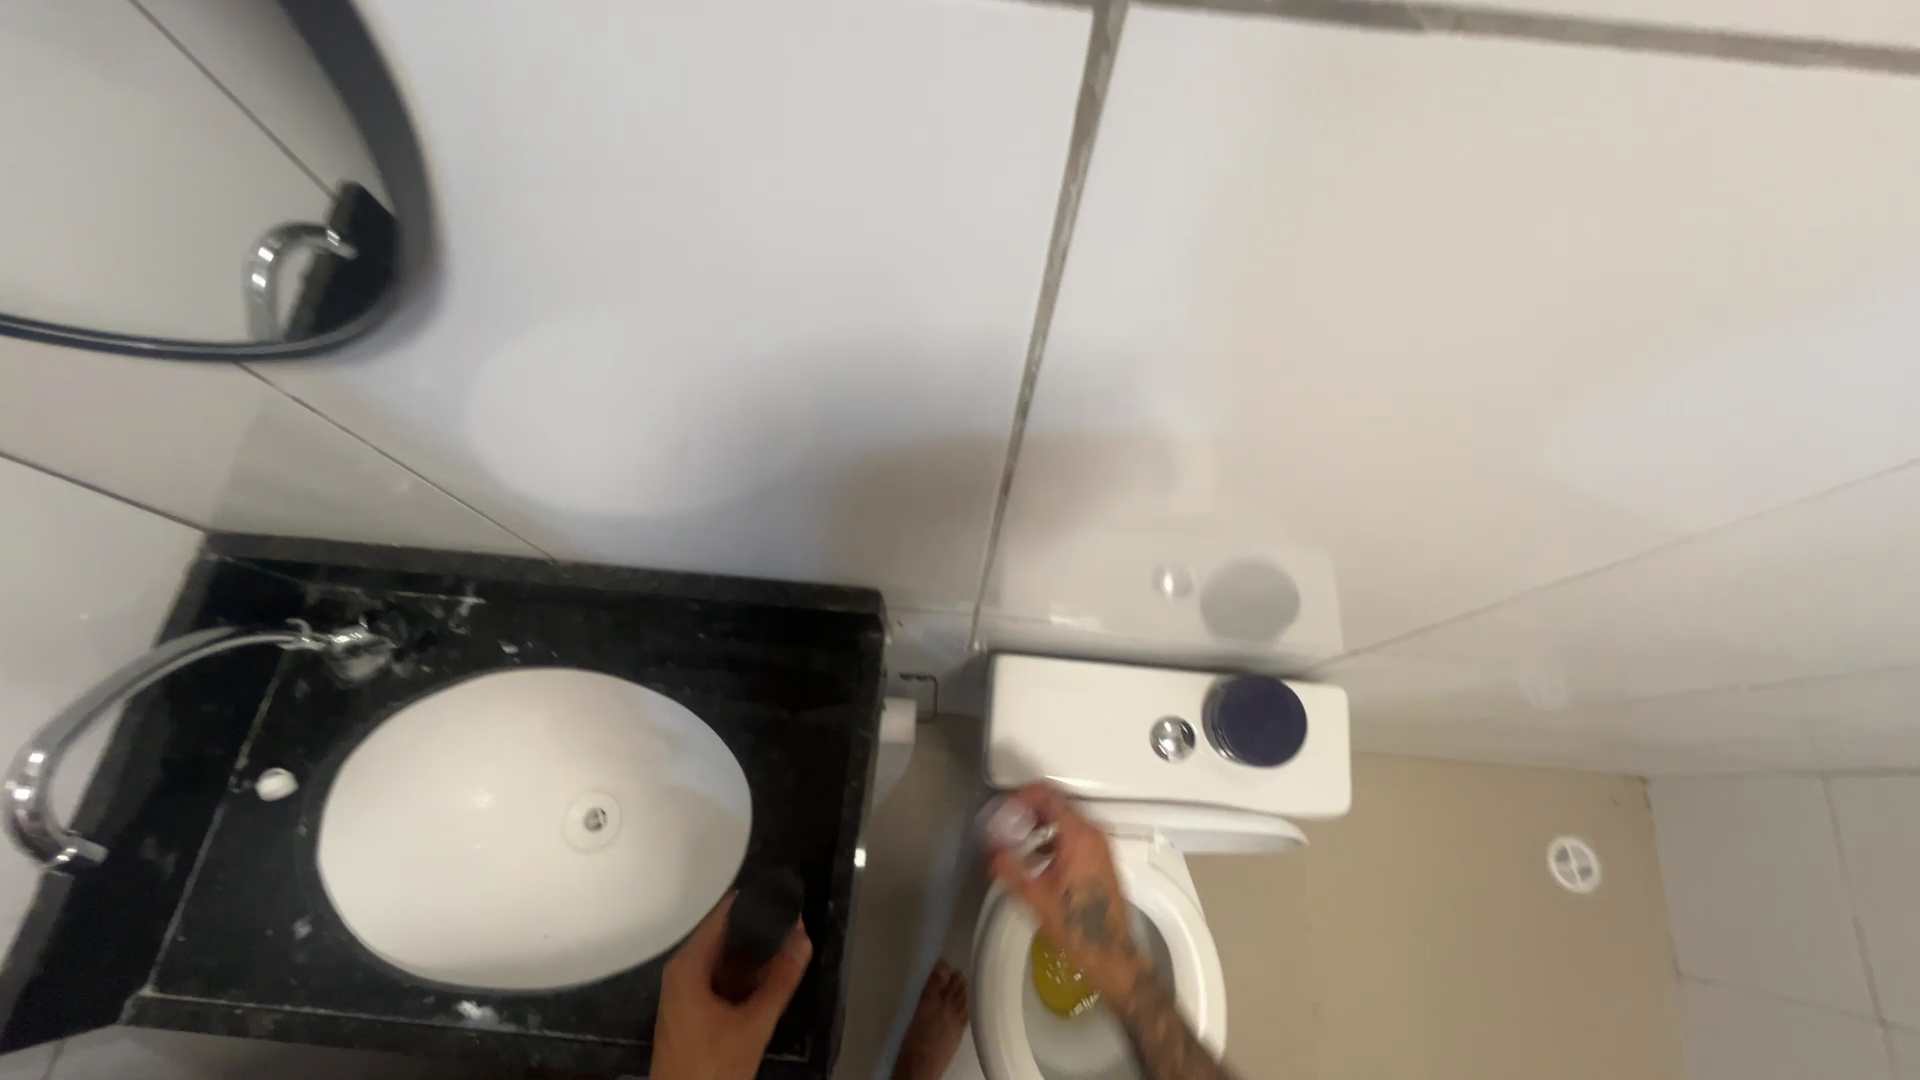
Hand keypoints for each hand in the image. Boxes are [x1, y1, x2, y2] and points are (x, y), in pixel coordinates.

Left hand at [650, 893, 811, 1079]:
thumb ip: (781, 980)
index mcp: (688, 965)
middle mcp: (680, 970)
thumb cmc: (712, 1070)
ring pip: (721, 956)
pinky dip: (740, 972)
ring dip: (751, 952)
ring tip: (787, 941)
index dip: (754, 901)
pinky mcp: (687, 1009)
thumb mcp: (754, 1026)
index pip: (722, 913)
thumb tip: (804, 938)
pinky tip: (766, 975)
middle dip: (757, 927)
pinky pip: (716, 975)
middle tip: (793, 920)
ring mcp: (681, 991)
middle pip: (722, 933)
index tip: (784, 894)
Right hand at [985, 783, 1145, 1001]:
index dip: (1019, 797)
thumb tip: (990, 844)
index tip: (1003, 810)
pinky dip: (1052, 835)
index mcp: (1079, 836)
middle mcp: (1094, 833)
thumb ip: (1008, 865)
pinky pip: (1073, 831)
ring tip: (1016, 841)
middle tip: (1005, 825)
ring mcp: (1101, 843)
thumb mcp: (1035, 896)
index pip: (1046, 795)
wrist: (1111, 955)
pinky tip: (1036, 855)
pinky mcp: (1102, 855)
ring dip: (1038, 824)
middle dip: (1026, 811)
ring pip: (1064, 816)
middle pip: (1055, 803)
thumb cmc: (1078, 928)